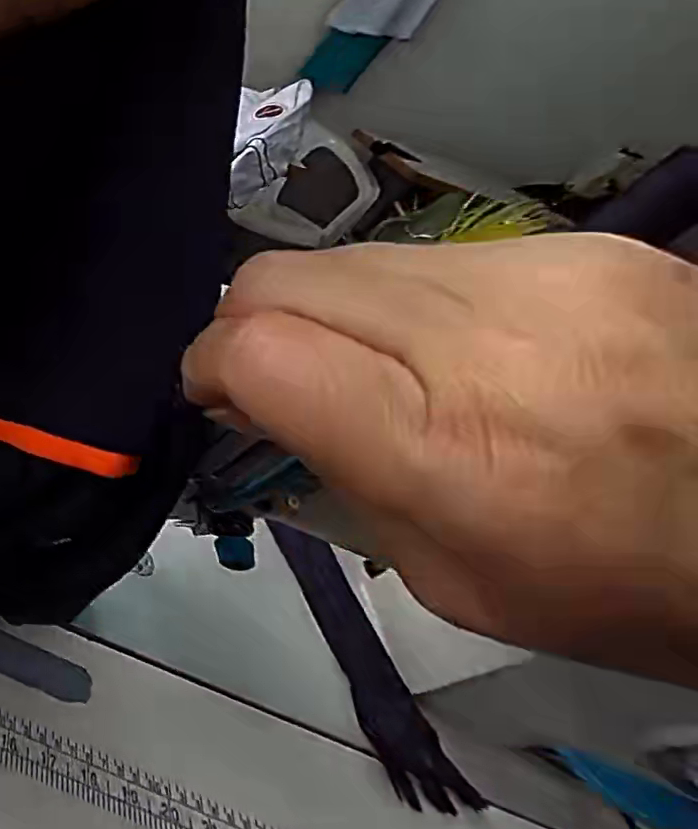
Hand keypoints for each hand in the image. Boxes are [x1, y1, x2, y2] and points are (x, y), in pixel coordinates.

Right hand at [182, 235, 697, 681]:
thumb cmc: (621, 581)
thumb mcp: (439, 570)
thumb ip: (321, 472)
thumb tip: (246, 396)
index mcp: (448, 446)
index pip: (254, 350)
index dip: (207, 365)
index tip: (216, 394)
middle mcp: (488, 342)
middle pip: (271, 283)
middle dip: (242, 328)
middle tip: (274, 376)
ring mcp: (540, 277)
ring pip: (327, 260)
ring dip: (310, 311)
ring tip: (361, 361)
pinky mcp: (578, 246)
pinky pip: (405, 257)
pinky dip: (381, 298)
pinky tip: (434, 343)